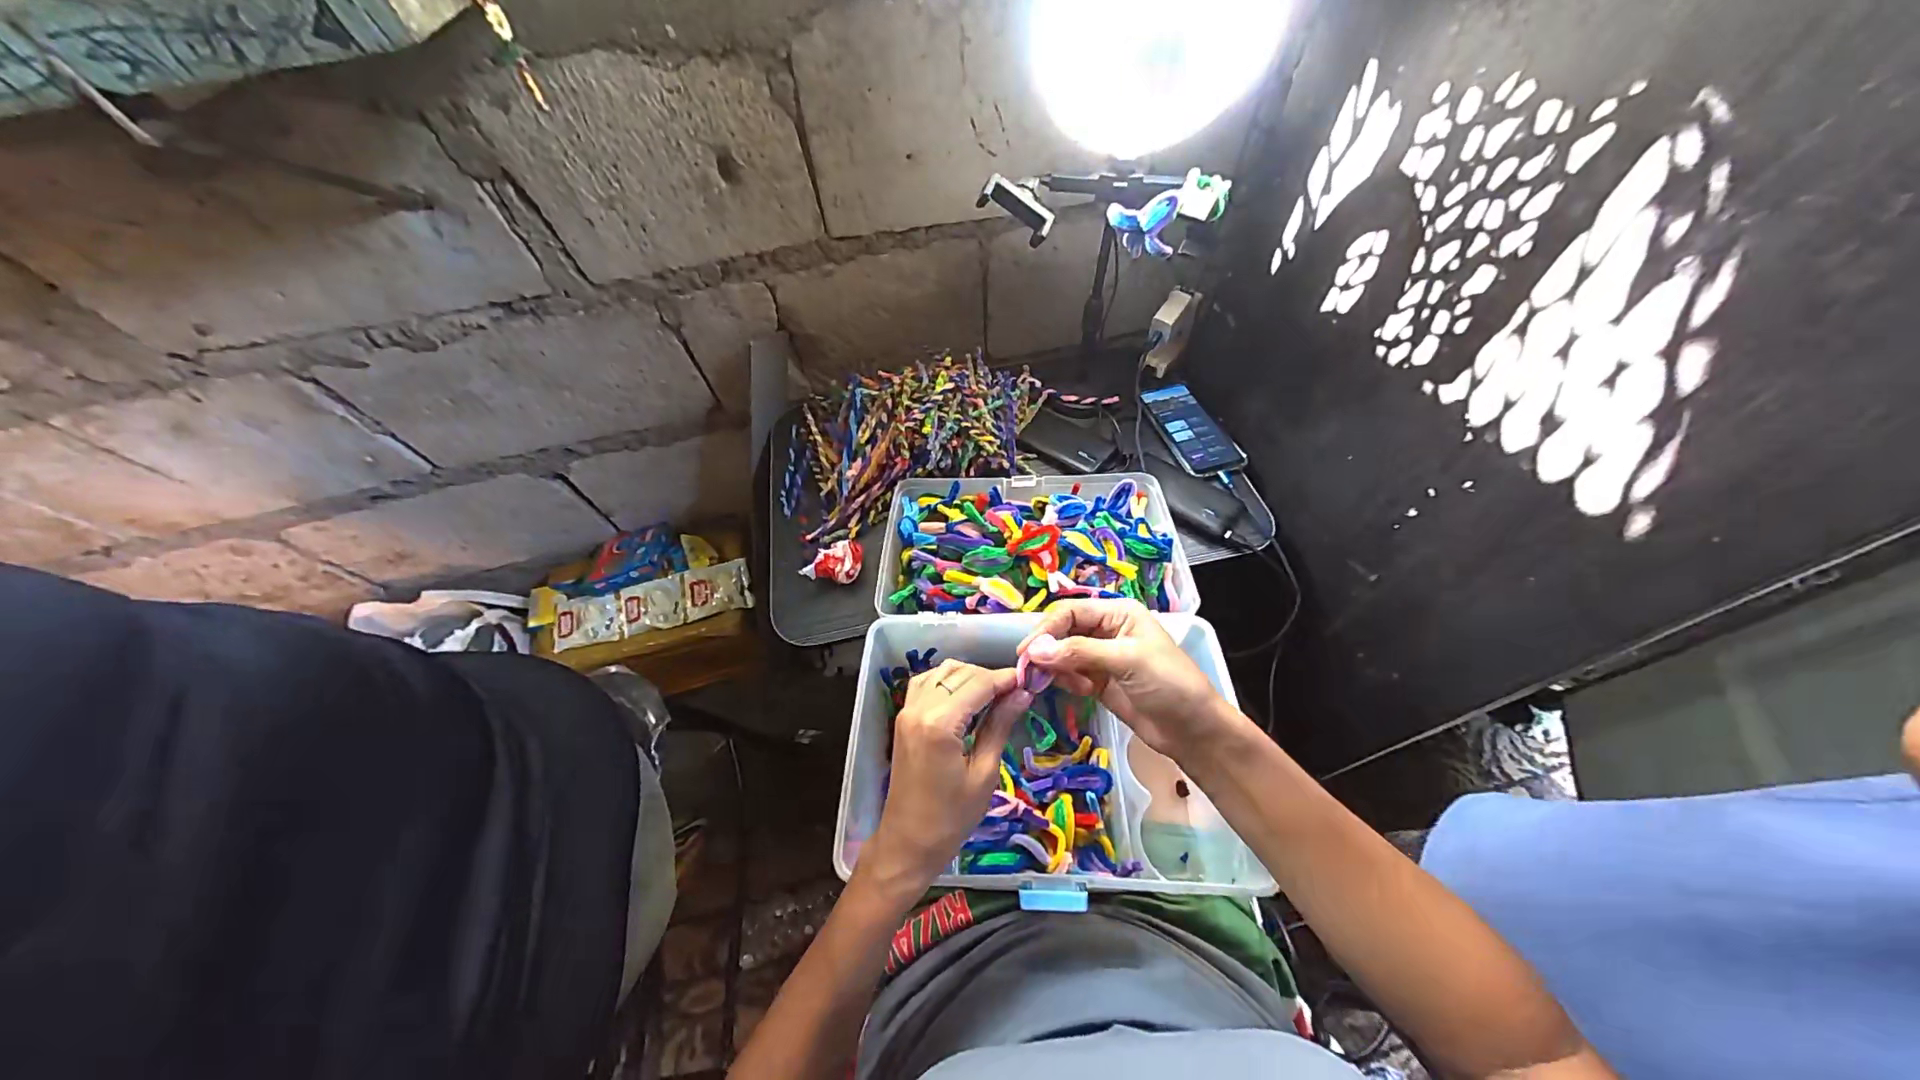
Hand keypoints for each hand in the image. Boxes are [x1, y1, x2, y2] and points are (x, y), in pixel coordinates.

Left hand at [862, 660, 1030, 892]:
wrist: (908, 842)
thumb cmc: (951, 817)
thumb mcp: (984, 773)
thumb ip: (1000, 726)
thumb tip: (1022, 694)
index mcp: (940, 723)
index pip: (979, 683)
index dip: (1006, 679)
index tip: (1030, 680)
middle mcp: (919, 708)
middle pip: (960, 673)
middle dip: (990, 677)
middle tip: (1016, 693)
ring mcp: (907, 711)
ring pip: (941, 673)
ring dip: (968, 677)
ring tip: (994, 696)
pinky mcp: (904, 718)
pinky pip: (926, 684)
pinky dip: (947, 682)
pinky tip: (966, 698)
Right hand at [1018, 599, 1241, 759]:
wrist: (1194, 730)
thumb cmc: (1170, 684)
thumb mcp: (1126, 660)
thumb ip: (1080, 652)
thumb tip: (1036, 650)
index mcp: (1118, 613)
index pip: (1071, 611)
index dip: (1047, 628)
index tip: (1027, 650)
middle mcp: (1107, 630)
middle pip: (1063, 631)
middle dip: (1047, 648)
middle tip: (1029, 669)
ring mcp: (1102, 657)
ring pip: (1063, 654)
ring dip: (1053, 666)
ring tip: (1050, 681)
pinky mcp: (1098, 682)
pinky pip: (1070, 674)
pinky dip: (1064, 680)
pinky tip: (1074, 690)